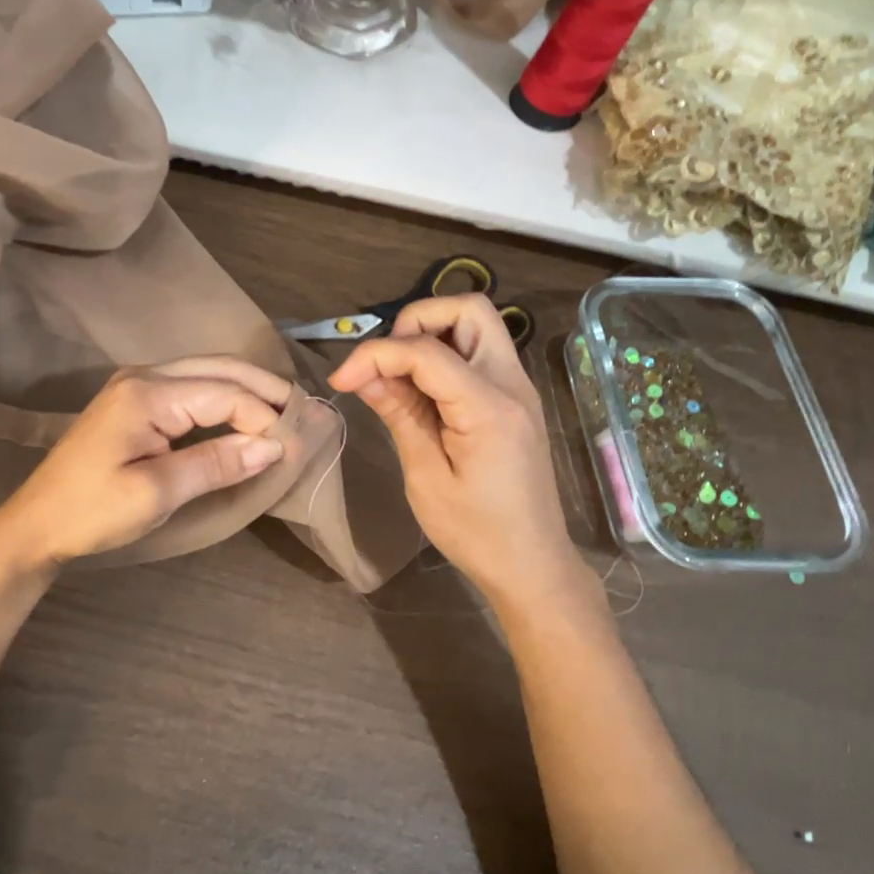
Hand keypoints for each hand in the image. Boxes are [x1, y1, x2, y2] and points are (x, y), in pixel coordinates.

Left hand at [0, 356, 291, 569]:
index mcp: (146, 394)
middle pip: (218, 368)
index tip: (294, 448)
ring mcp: (135, 385)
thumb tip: (275, 446)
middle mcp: (143, 376)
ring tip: (282, 416)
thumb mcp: (158, 493)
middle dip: (264, 389)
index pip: (224, 392)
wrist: (36, 524)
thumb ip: (217, 463)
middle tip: (304, 416)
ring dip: (245, 390)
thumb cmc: (92, 512)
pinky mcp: (132, 402)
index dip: (263, 417)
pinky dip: (221, 398)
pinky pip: (189, 387)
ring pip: (205, 372)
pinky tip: (241, 417)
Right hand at [328, 294, 599, 619]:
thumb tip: (363, 374)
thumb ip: (399, 415)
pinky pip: (479, 350)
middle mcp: (511, 383)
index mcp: (488, 408)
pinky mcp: (515, 397)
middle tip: (386, 364)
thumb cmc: (476, 532)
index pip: (425, 351)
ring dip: (432, 333)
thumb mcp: (425, 478)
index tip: (341, 380)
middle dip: (415, 322)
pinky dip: (444, 353)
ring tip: (400, 374)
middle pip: (467, 309)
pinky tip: (420, 390)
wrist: (532, 564)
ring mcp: (518, 387)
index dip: (374, 354)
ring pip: (476, 322)